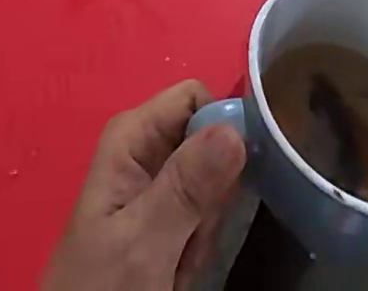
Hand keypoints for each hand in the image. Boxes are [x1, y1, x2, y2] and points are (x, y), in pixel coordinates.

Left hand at [40, 81, 245, 290]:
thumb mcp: (142, 242)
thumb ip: (187, 186)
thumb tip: (235, 128)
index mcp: (132, 133)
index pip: (196, 97)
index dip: (219, 131)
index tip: (222, 185)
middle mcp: (146, 146)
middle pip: (209, 139)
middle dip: (213, 191)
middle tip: (191, 239)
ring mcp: (157, 180)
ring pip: (213, 178)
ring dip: (206, 224)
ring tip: (178, 262)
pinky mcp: (166, 212)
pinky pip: (205, 210)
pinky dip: (200, 243)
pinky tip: (178, 270)